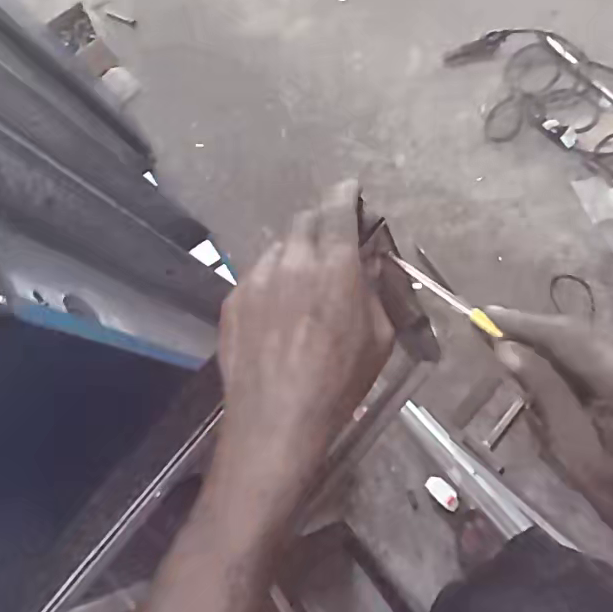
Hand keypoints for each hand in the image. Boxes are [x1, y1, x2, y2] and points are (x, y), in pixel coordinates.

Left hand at [210, 181, 393, 528]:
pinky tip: (276, 311)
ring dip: (294, 253)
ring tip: (301, 284)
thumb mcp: (380, 337)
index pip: (339, 210)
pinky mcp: (232, 299)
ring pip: (279, 247)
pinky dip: (272, 279)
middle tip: (330, 245)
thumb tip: (368, 261)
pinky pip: (257, 274)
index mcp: (335, 266)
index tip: (350, 190)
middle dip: (320, 224)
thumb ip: (375, 289)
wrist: (275, 421)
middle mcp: (292, 261)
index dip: (346, 195)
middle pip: (304, 220)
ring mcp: (257, 278)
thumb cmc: (339, 383)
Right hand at [487, 308, 612, 563]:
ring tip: (526, 355)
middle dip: (541, 333)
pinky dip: (592, 361)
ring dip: (565, 347)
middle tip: (498, 334)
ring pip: (606, 342)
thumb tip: (508, 351)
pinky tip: (569, 375)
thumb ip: (547, 398)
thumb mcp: (583, 461)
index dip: (524, 323)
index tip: (487, 314)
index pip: (569, 336)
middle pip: (587, 334)